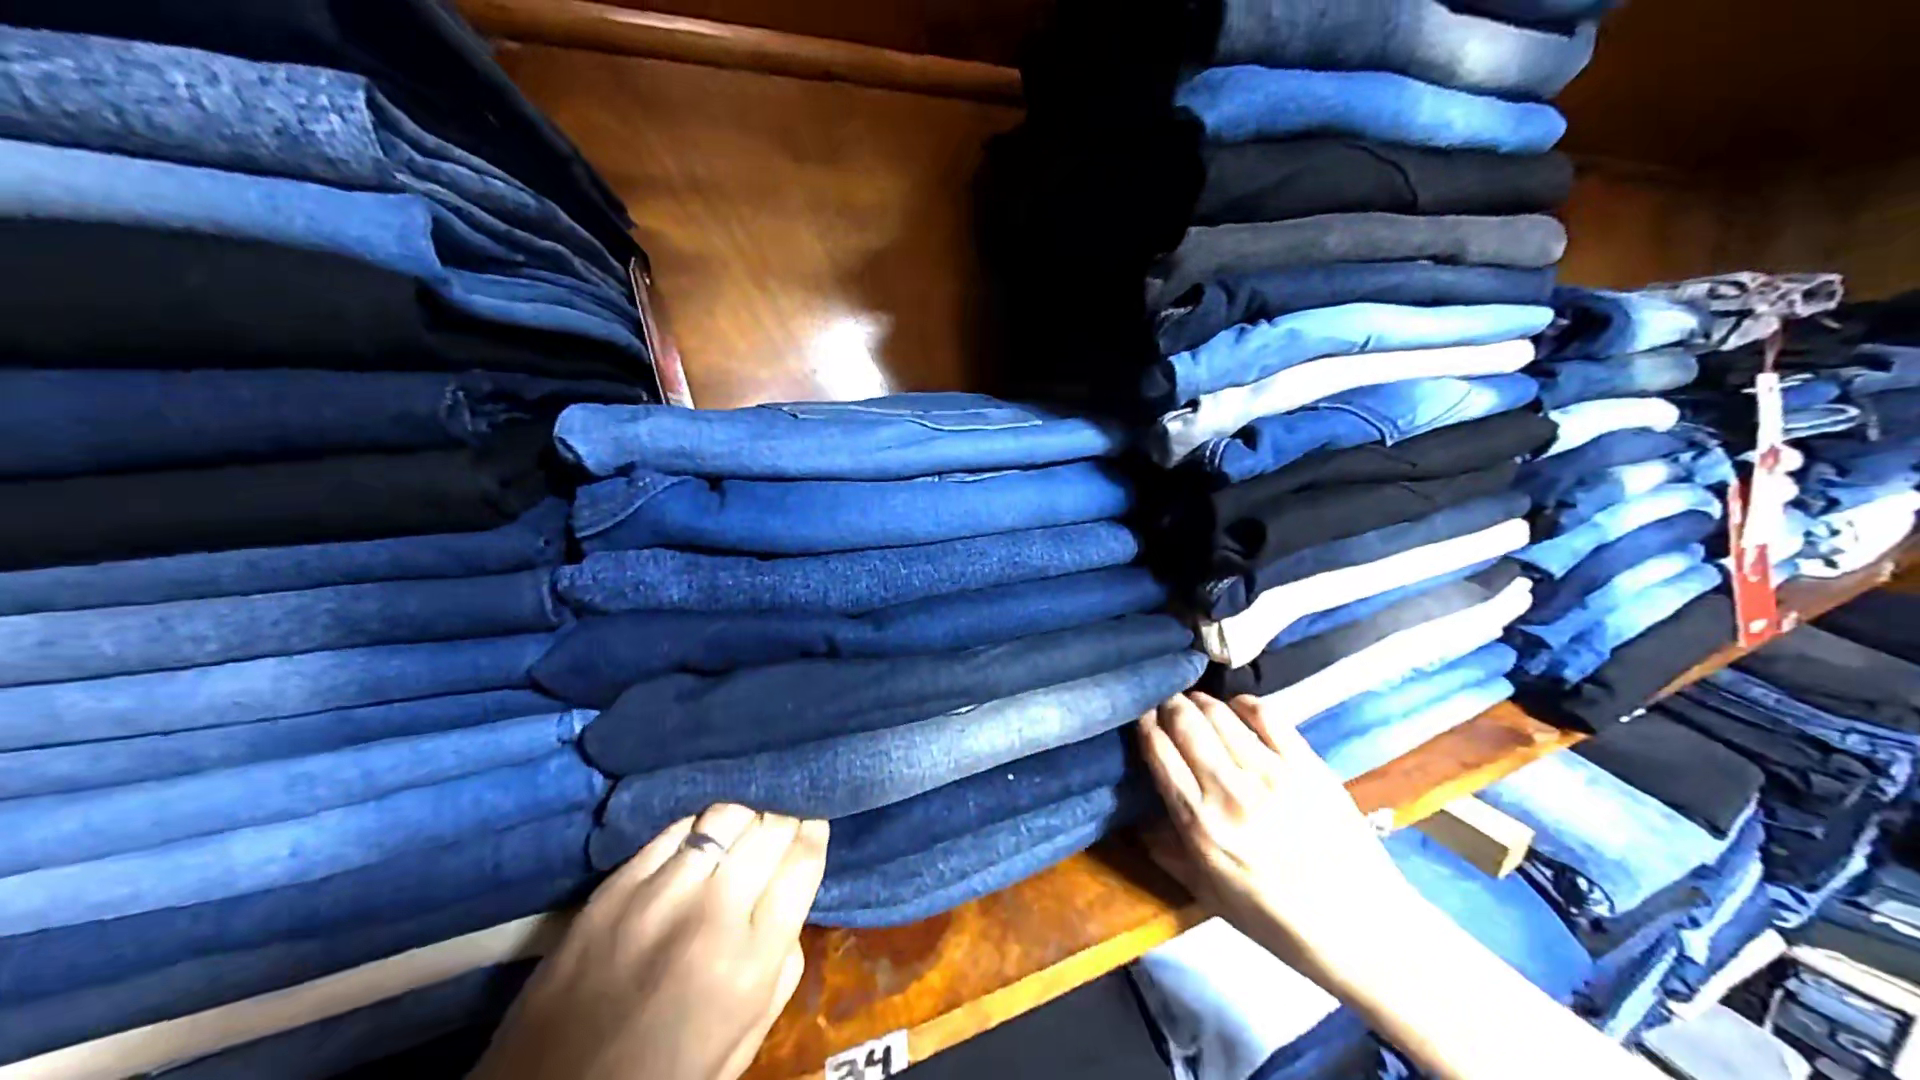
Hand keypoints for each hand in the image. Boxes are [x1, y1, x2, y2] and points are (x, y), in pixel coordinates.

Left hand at [470, 805, 828, 1079]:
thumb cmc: (668, 1077)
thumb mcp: (748, 1038)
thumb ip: (782, 963)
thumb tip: (789, 897)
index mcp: (752, 961)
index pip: (802, 862)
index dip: (815, 832)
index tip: (814, 823)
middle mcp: (712, 913)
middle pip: (769, 828)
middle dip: (785, 818)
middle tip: (785, 823)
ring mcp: (659, 894)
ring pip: (724, 816)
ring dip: (744, 817)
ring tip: (744, 828)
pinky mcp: (614, 887)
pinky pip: (674, 831)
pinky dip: (696, 829)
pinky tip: (699, 841)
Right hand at [1137, 693, 1416, 975]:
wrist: (1359, 926)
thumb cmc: (1275, 917)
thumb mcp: (1206, 893)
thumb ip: (1167, 850)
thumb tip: (1136, 817)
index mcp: (1200, 824)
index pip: (1158, 750)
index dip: (1143, 724)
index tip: (1140, 717)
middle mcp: (1230, 791)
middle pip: (1185, 721)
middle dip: (1167, 704)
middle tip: (1164, 704)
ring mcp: (1271, 773)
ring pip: (1220, 713)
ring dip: (1200, 701)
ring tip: (1195, 703)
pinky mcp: (1306, 764)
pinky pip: (1266, 715)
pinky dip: (1243, 704)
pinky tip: (1236, 708)